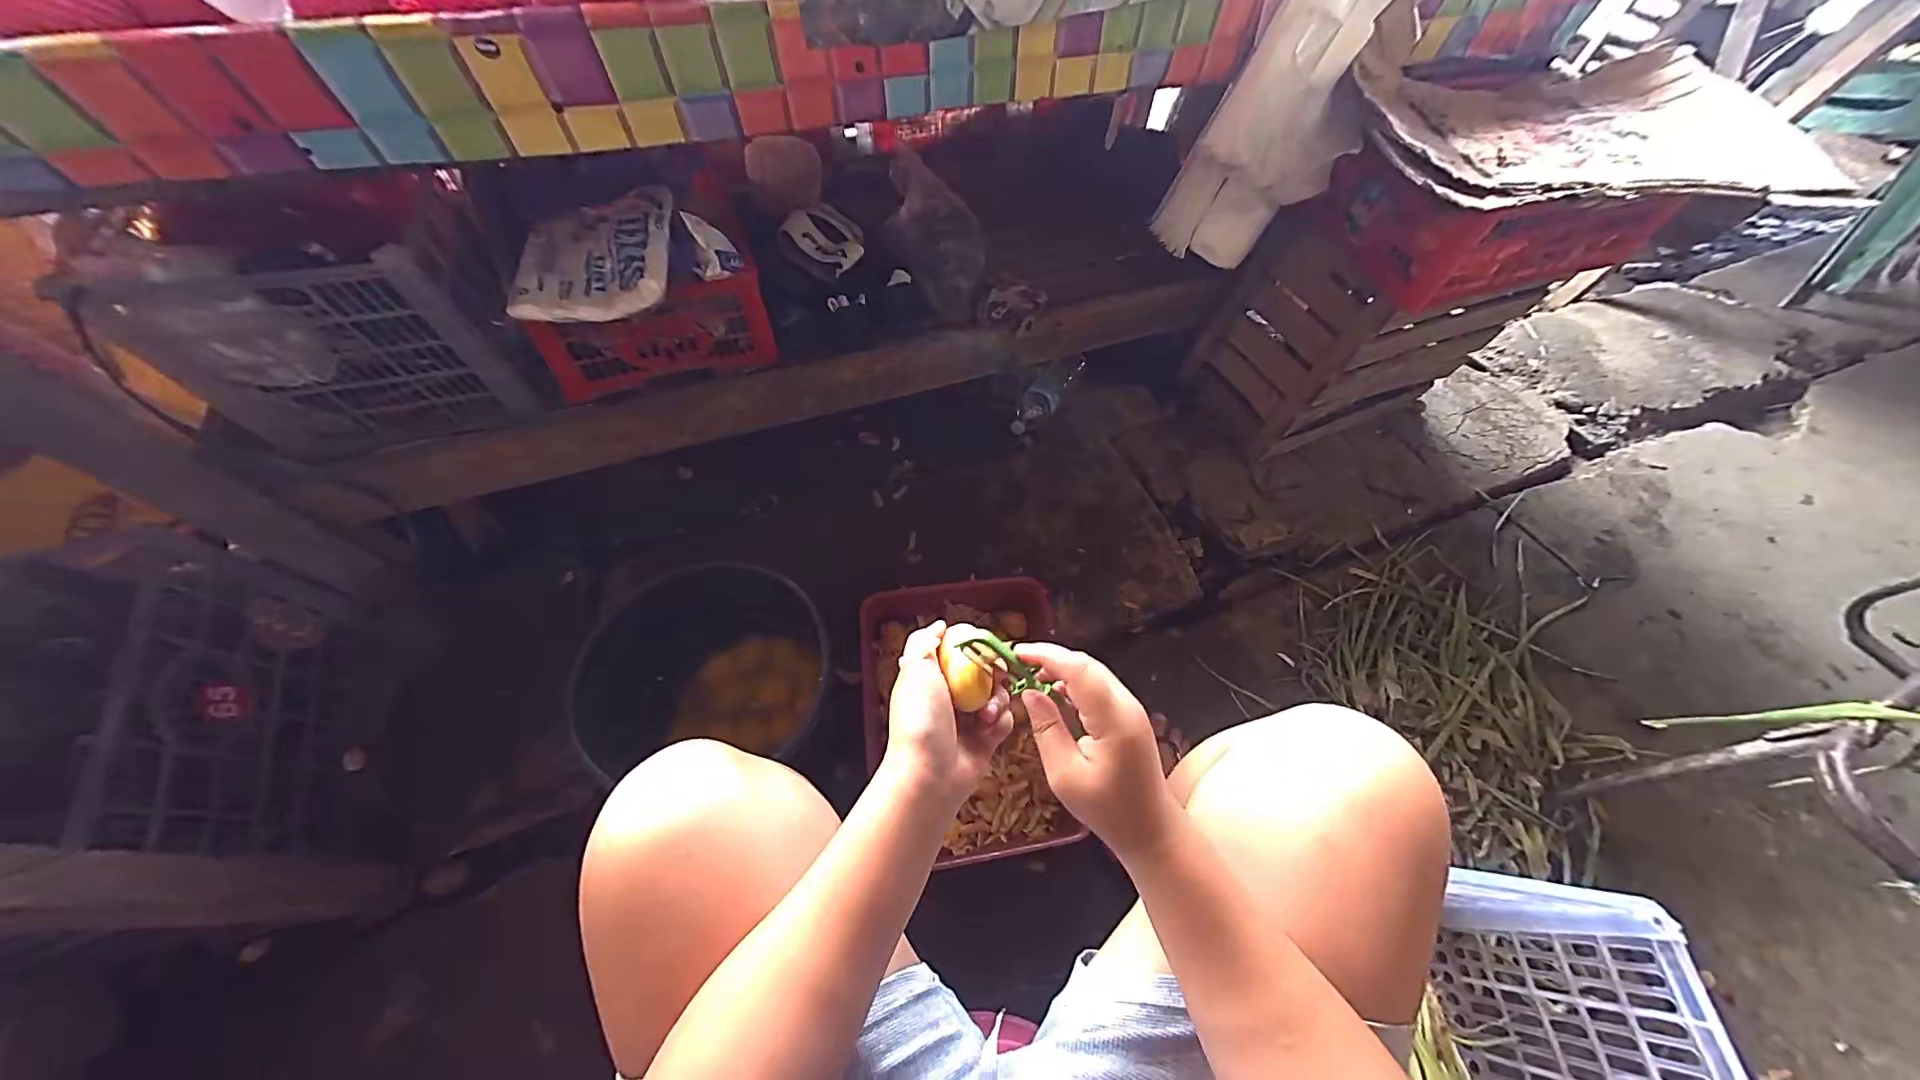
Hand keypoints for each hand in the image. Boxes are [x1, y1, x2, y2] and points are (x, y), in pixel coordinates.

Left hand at [884, 621, 1013, 807]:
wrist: (929, 775)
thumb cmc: (919, 723)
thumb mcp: (916, 669)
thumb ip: (926, 642)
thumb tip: (939, 625)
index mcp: (929, 679)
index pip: (956, 654)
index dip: (972, 648)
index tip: (985, 646)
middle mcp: (949, 698)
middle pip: (982, 673)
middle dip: (993, 673)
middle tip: (995, 677)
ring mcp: (967, 720)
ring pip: (997, 695)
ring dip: (998, 700)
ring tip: (987, 713)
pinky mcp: (984, 740)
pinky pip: (1005, 721)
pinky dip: (1002, 721)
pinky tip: (991, 727)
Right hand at [1014, 643, 1182, 859]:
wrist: (1151, 828)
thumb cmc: (1108, 810)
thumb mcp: (1065, 774)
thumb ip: (1046, 729)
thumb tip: (1029, 693)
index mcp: (1114, 720)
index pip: (1078, 670)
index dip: (1046, 655)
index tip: (1017, 653)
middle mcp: (1127, 706)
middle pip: (1087, 664)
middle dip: (1052, 657)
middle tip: (1020, 661)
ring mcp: (1131, 708)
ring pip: (1094, 672)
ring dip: (1063, 667)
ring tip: (1032, 674)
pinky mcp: (1129, 715)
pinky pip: (1099, 686)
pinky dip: (1075, 680)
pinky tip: (1055, 690)